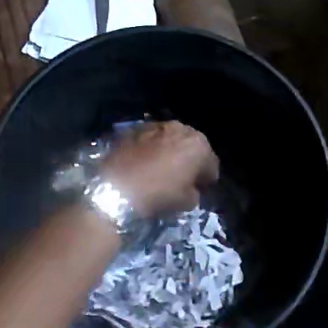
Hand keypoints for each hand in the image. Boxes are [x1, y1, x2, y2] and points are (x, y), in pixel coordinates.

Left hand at [98, 121, 218, 217]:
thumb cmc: (159, 194)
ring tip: (162, 167)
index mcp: (199, 145)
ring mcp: (156, 126)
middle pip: (192, 146)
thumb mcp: (187, 202)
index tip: (201, 188)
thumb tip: (191, 189)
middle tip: (183, 176)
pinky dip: (151, 149)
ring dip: (170, 151)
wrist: (116, 187)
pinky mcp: (134, 130)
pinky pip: (151, 140)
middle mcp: (181, 129)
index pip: (211, 164)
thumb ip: (195, 193)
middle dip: (190, 159)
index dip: (207, 178)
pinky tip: (145, 162)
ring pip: (170, 139)